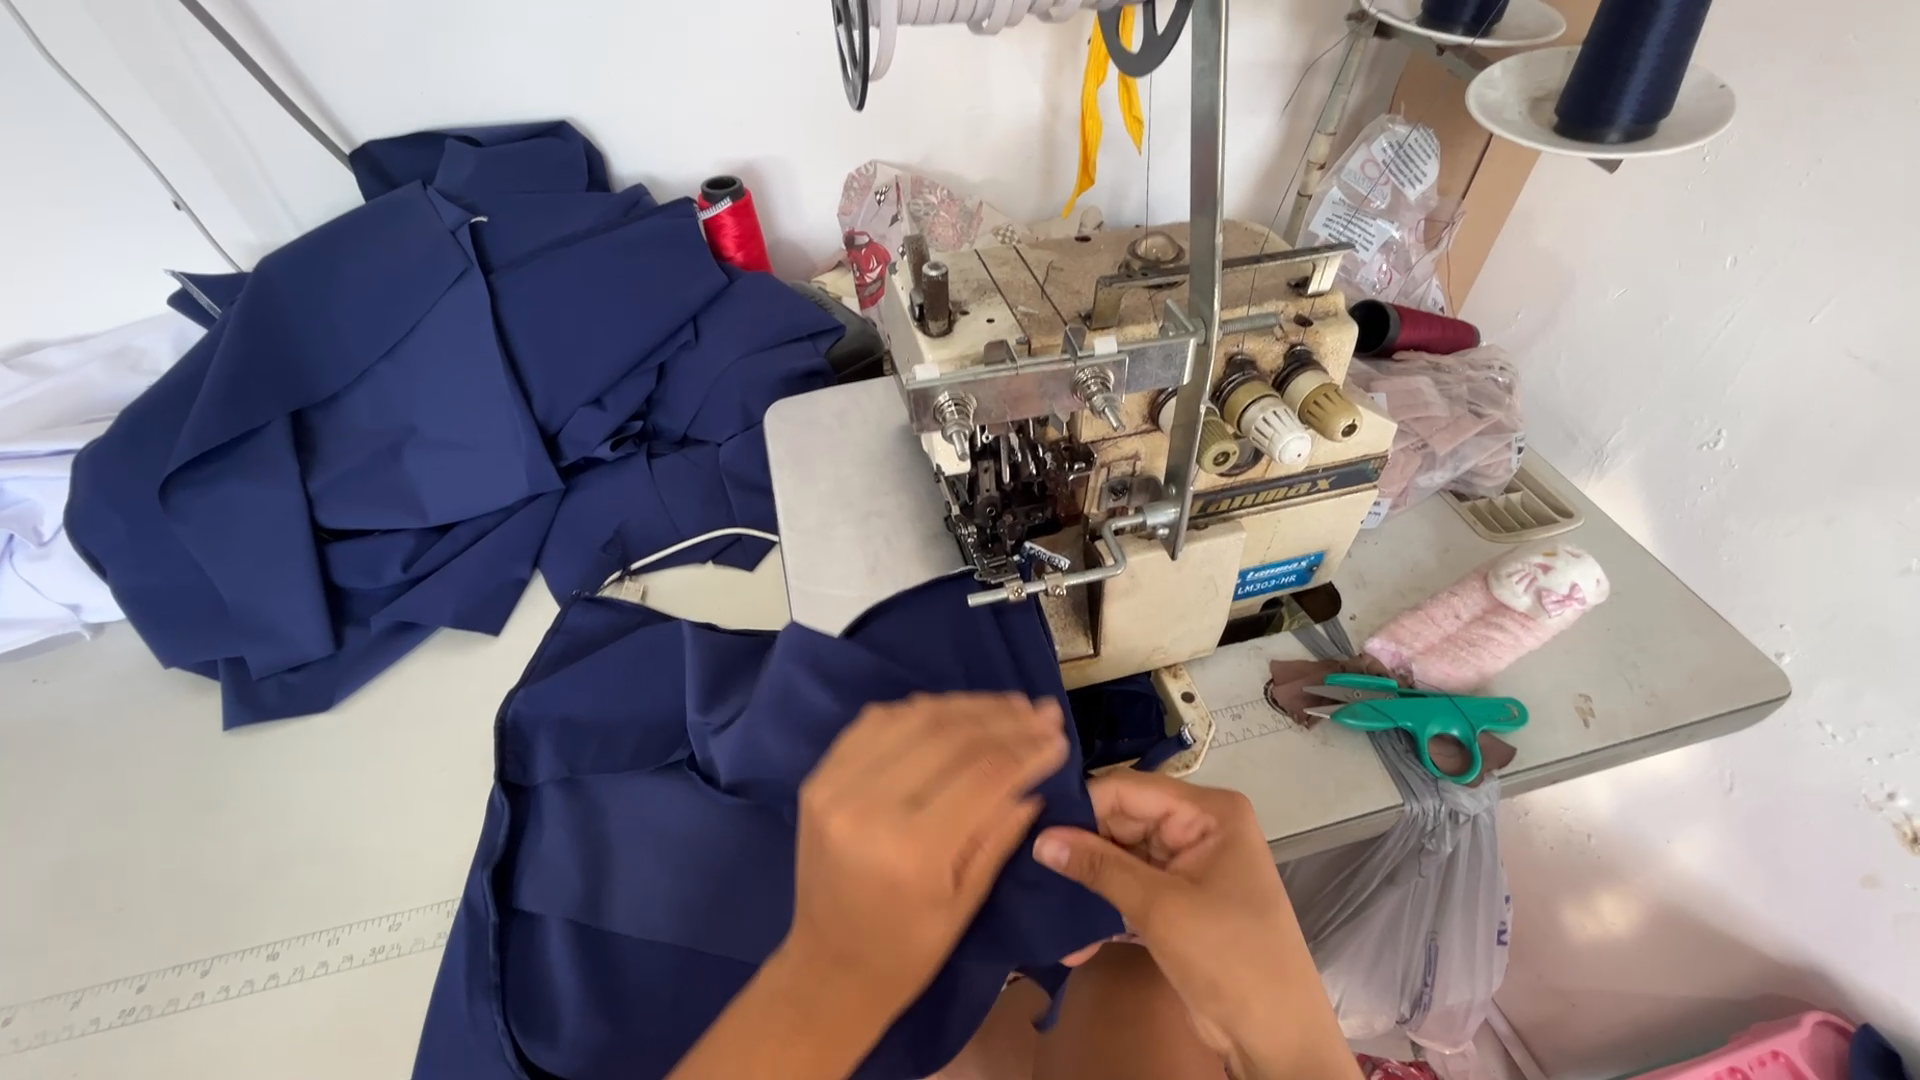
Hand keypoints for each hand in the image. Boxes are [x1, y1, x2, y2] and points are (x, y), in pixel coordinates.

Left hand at [785, 693, 1069, 1016]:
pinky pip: (877, 721)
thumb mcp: (968, 901)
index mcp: (912, 850)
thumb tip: (1037, 774)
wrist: (827, 967)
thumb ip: (1002, 831)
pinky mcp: (820, 776)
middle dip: (1005, 720)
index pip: (984, 775)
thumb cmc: (908, 950)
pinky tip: (955, 710)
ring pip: (915, 718)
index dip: (1027, 750)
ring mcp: (837, 785)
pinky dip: (921, 709)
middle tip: (1042, 712)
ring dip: (968, 706)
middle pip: (950, 737)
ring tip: (1009, 705)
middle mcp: (869, 807)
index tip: (1059, 736)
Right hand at [1031, 772, 1355, 1079]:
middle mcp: (1198, 827)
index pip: (1129, 789)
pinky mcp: (1177, 899)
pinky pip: (1130, 886)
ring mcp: (1188, 864)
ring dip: (1088, 883)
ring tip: (1043, 902)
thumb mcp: (1159, 907)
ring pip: (1121, 855)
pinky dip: (1104, 907)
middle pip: (1122, 821)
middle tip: (1031, 867)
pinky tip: (1072, 938)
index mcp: (1208, 811)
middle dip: (1082, 848)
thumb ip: (1098, 867)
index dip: (1082, 806)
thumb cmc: (1229, 957)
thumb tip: (1040, 839)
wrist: (1277, 1040)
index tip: (1034, 826)